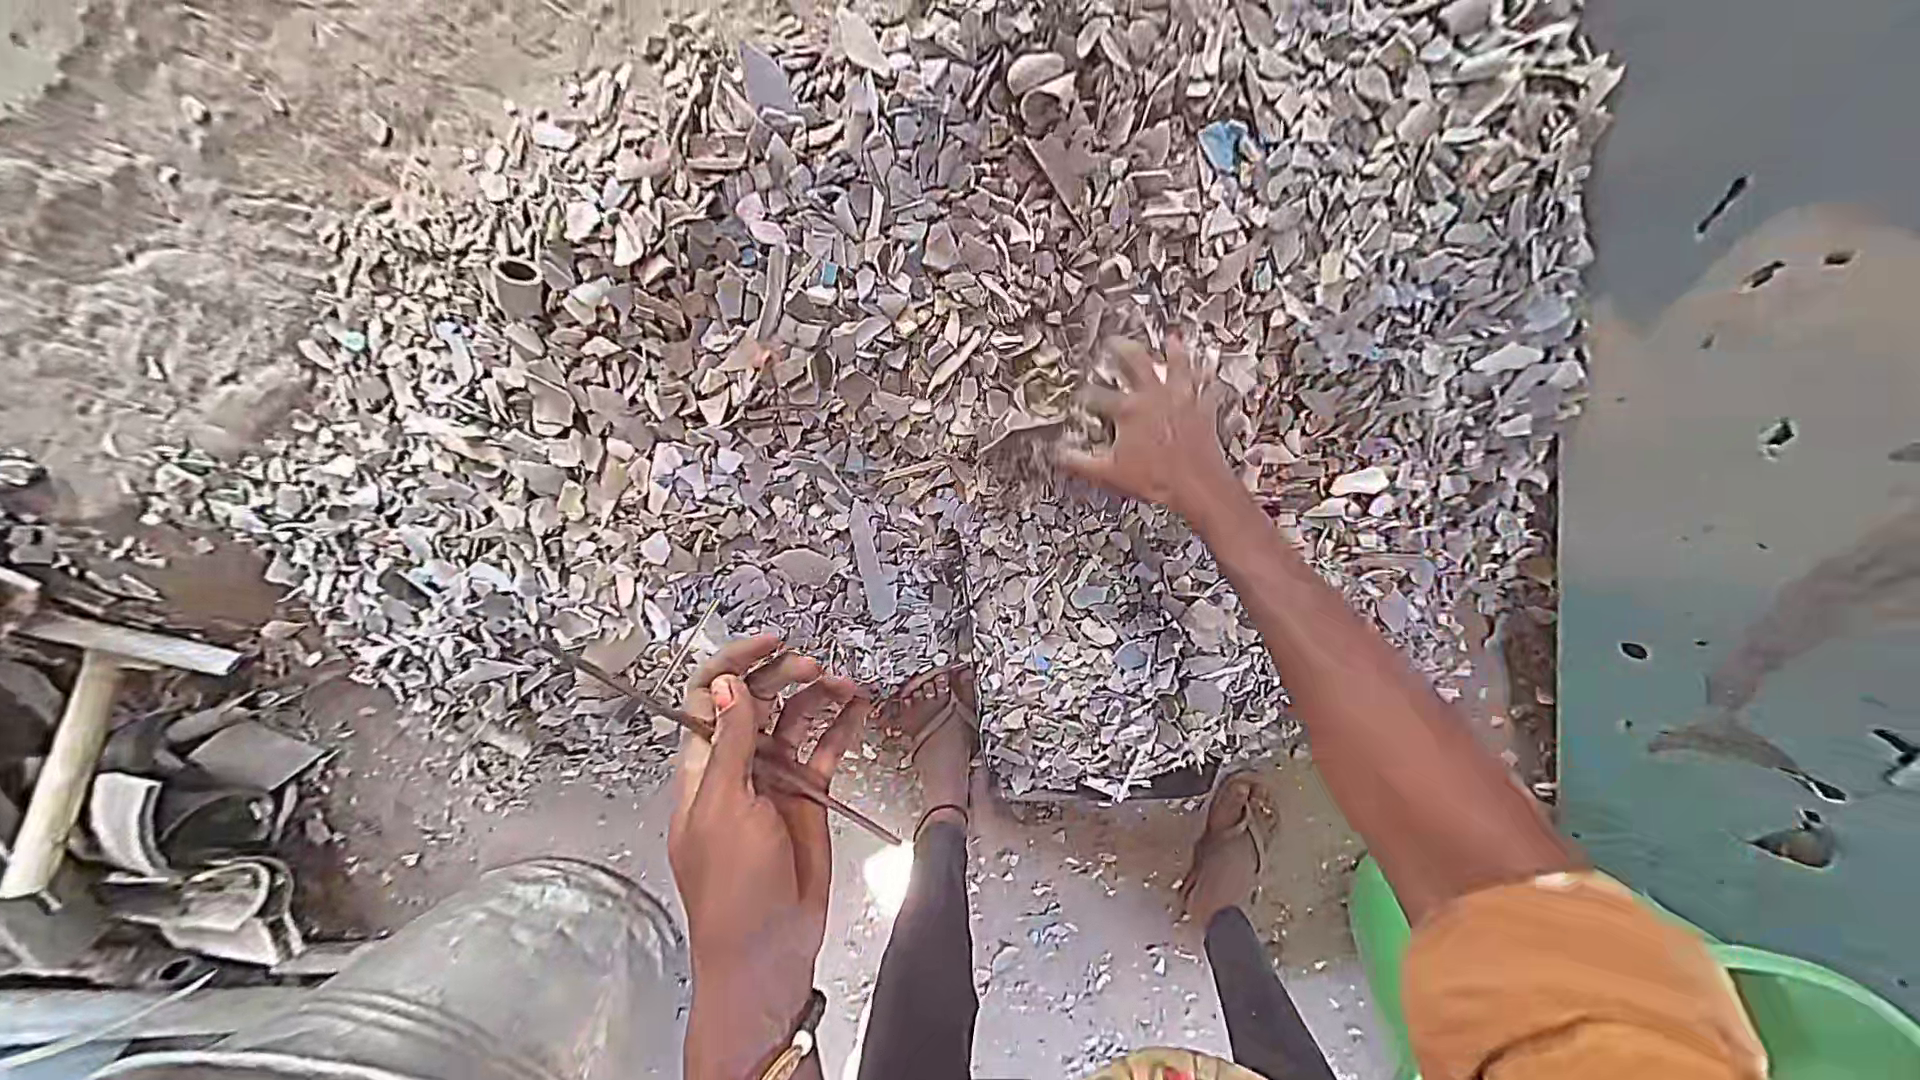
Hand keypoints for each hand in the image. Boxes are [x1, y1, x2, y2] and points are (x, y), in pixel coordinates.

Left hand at [670, 633, 868, 1079]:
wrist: (768, 945)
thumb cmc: (730, 891)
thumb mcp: (724, 809)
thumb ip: (730, 744)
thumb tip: (728, 686)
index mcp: (704, 765)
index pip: (711, 696)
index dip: (736, 663)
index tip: (768, 645)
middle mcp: (738, 763)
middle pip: (757, 699)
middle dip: (782, 675)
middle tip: (810, 666)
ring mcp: (774, 774)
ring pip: (795, 717)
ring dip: (817, 695)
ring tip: (841, 684)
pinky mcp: (806, 790)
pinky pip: (825, 746)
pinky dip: (841, 725)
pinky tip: (857, 708)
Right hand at [1057, 332, 1239, 522]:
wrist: (1196, 485)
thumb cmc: (1157, 480)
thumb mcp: (1108, 474)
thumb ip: (1079, 463)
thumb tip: (1059, 457)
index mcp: (1129, 411)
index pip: (1098, 396)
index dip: (1084, 394)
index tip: (1079, 395)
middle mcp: (1154, 398)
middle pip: (1136, 363)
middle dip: (1123, 350)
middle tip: (1116, 342)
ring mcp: (1180, 399)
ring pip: (1176, 365)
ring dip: (1172, 351)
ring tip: (1170, 340)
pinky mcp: (1202, 408)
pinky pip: (1204, 384)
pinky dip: (1204, 374)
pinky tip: (1205, 368)